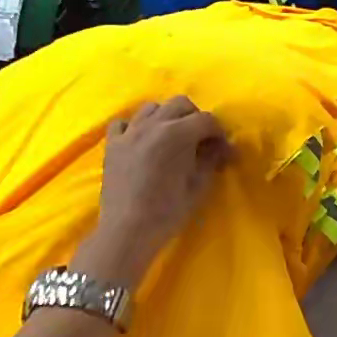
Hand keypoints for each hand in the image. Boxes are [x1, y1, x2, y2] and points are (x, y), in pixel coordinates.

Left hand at [73, 97, 230, 284]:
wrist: (127, 231)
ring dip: (167, 117)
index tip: (224, 152)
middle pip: (180, 104)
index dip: (219, 133)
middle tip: (201, 141)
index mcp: (177, 134)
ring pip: (152, 108)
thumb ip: (210, 160)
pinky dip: (135, 126)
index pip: (206, 120)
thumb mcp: (198, 186)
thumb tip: (220, 147)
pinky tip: (141, 141)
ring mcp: (129, 132)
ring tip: (172, 138)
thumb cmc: (167, 212)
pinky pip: (124, 122)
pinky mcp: (112, 144)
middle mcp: (153, 125)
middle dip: (195, 117)